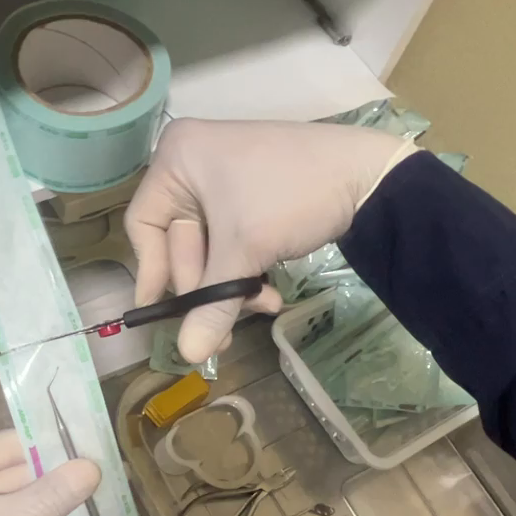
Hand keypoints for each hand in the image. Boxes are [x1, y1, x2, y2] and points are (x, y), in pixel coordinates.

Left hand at [0, 430, 100, 515]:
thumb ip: (49, 496)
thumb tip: (94, 466)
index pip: (7, 443)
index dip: (55, 446)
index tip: (100, 447)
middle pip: (12, 468)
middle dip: (57, 477)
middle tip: (110, 473)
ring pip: (15, 495)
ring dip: (52, 503)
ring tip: (102, 498)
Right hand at [126, 118, 409, 362]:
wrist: (371, 174)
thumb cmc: (291, 196)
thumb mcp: (245, 251)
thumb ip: (212, 305)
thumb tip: (188, 356)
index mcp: (178, 159)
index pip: (144, 224)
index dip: (150, 271)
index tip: (159, 312)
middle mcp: (193, 164)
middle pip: (180, 243)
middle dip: (206, 289)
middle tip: (218, 331)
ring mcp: (223, 180)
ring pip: (209, 250)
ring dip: (230, 287)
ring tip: (259, 309)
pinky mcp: (250, 196)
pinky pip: (232, 243)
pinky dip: (246, 271)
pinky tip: (268, 294)